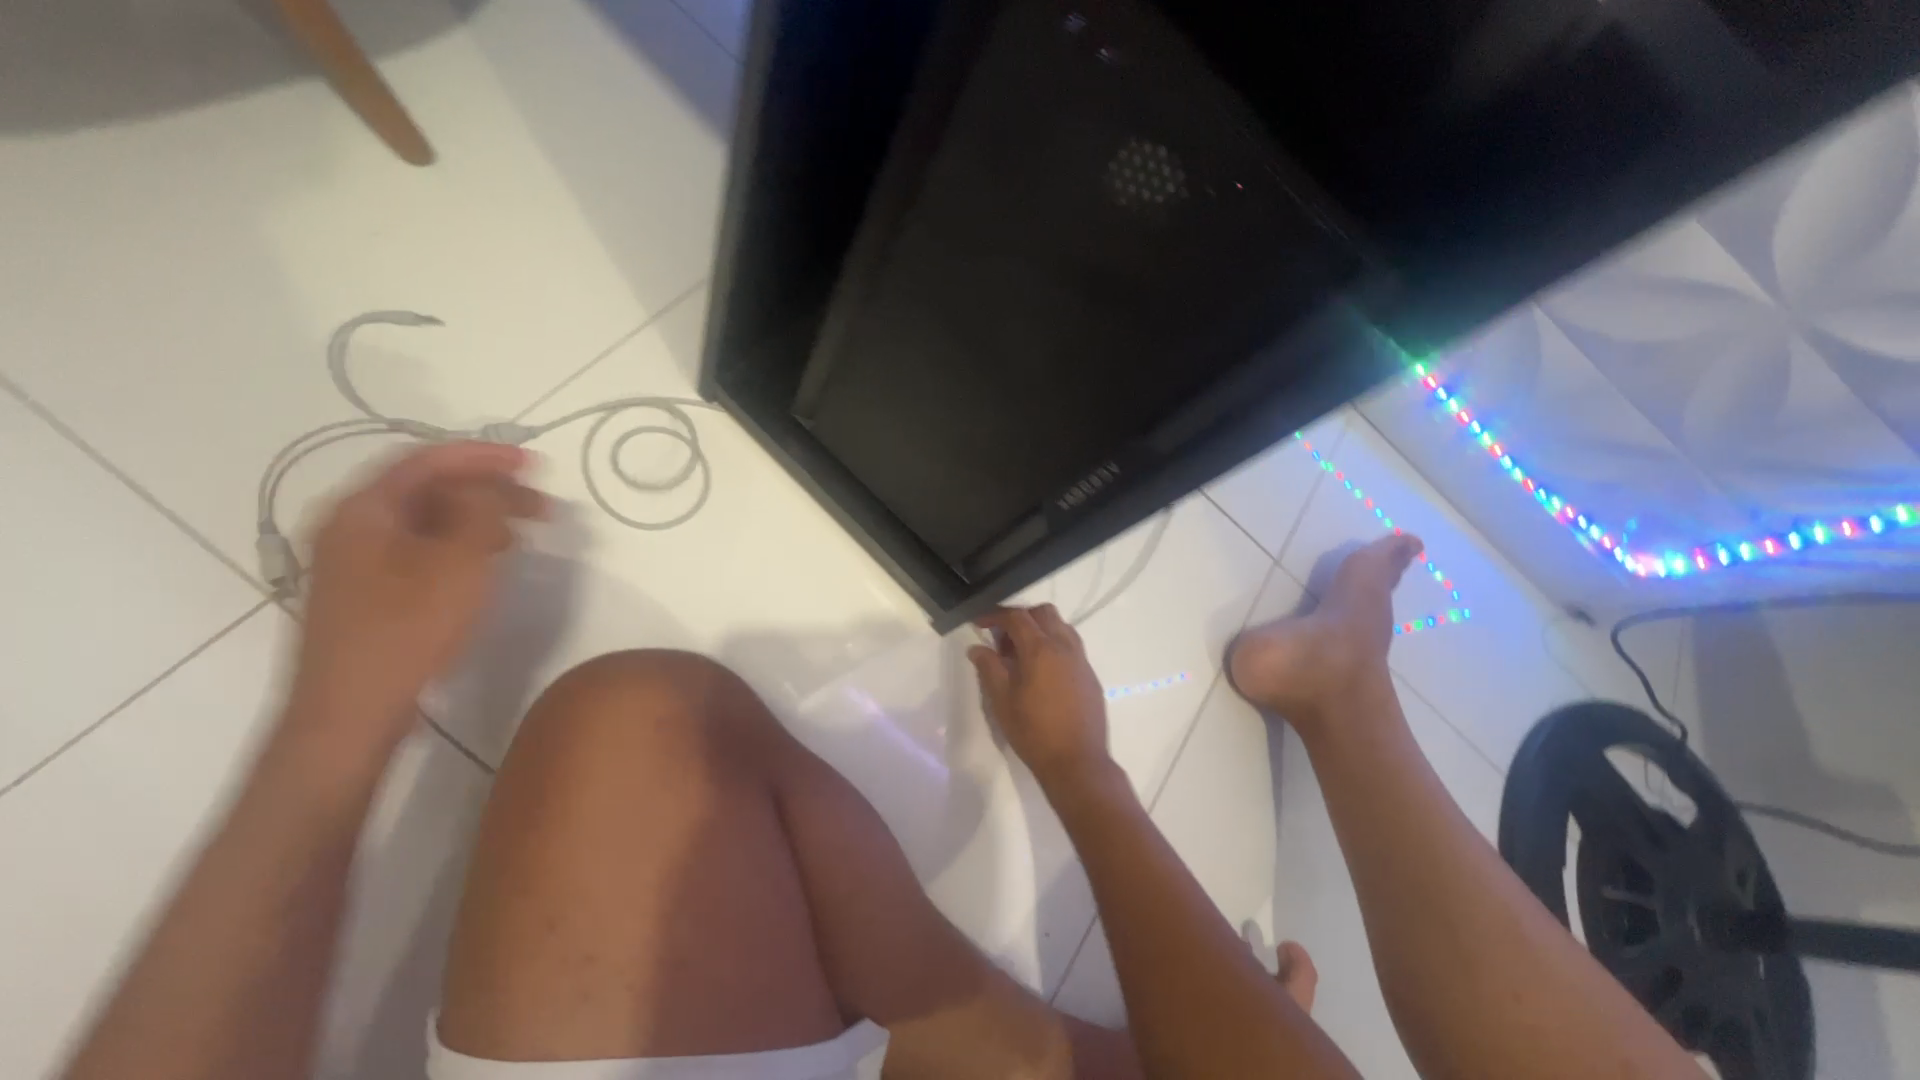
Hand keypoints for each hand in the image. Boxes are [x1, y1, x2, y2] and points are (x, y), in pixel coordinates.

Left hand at [287, 442, 543, 753]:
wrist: (350, 711)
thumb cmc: (406, 631)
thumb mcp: (458, 564)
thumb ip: (480, 513)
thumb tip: (490, 488)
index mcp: (363, 509)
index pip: (427, 459)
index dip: (484, 456)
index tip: (534, 464)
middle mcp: (350, 526)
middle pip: (425, 488)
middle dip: (486, 489)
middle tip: (539, 504)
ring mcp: (354, 562)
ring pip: (424, 521)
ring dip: (476, 518)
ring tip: (522, 532)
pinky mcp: (366, 592)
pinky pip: (418, 549)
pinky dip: (458, 544)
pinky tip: (486, 563)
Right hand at [968, 604, 1113, 788]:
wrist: (1077, 762)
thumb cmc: (1033, 732)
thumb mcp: (1002, 700)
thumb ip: (989, 668)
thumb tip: (977, 647)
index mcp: (1041, 649)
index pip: (1017, 617)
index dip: (995, 615)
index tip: (979, 624)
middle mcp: (1065, 647)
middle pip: (1043, 613)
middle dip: (1020, 617)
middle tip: (1002, 639)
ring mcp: (1081, 661)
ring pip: (1061, 627)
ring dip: (1039, 630)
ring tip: (1021, 654)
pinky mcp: (1090, 676)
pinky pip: (1071, 646)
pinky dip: (1054, 645)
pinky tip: (1042, 672)